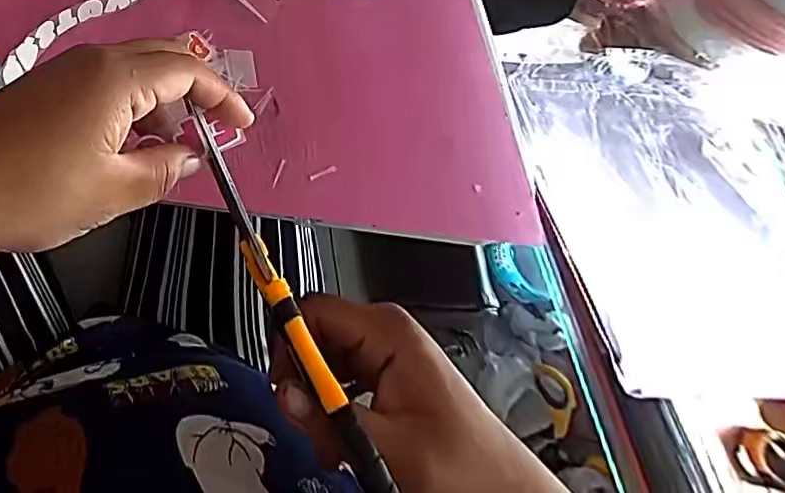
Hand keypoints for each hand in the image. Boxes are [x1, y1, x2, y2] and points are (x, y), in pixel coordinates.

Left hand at [0, 40, 253, 281]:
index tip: (243, 126)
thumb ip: (163, 170)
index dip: (223, 96)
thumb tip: (191, 156)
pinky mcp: (47, 83)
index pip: (188, 70)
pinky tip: (124, 142)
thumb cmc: (32, 192)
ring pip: (135, 69)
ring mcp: (67, 67)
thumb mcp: (110, 192)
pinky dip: (131, 103)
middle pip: (164, 57)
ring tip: (164, 148)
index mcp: (117, 76)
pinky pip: (106, 80)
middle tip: (209, 133)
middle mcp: (95, 58)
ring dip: (161, 100)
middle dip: (195, 91)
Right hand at [273, 297, 562, 492]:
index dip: (289, 342)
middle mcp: (385, 332)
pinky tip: (344, 440)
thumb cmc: (467, 467)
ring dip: (320, 401)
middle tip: (309, 424)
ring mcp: (387, 352)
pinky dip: (335, 408)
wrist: (506, 492)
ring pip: (327, 362)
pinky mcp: (389, 375)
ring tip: (331, 442)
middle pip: (317, 337)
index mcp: (387, 330)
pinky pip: (344, 378)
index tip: (277, 379)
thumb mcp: (390, 448)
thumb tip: (287, 394)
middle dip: (305, 381)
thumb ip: (332, 420)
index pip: (314, 311)